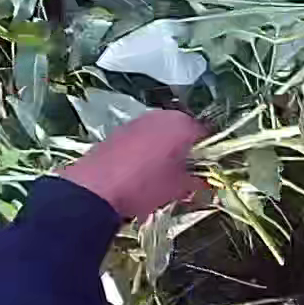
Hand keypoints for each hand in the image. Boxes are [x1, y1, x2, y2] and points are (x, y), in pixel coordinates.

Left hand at [57, 110, 204, 221]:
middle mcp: (162, 115)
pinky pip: (142, 138)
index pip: (206, 134)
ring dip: (165, 149)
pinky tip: (140, 171)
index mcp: (183, 125)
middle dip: (186, 149)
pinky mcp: (119, 130)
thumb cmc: (145, 185)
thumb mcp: (178, 189)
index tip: (207, 171)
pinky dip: (146, 150)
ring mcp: (138, 120)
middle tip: (186, 173)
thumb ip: (196, 182)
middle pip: (182, 130)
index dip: (209, 154)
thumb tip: (204, 182)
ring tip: (162, 175)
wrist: (94, 188)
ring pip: (161, 133)